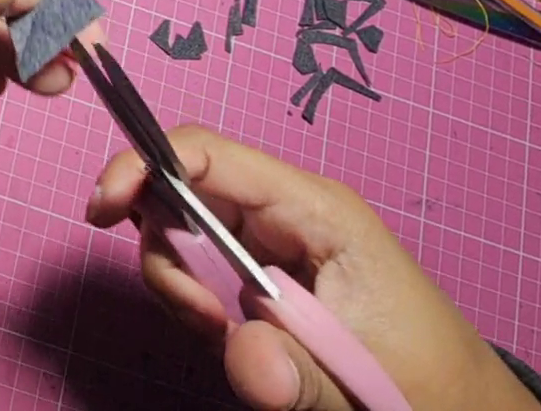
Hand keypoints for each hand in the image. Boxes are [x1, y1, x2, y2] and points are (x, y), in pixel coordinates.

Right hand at [87, 126, 540, 410]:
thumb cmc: (437, 387)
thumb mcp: (374, 383)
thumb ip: (304, 375)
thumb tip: (239, 354)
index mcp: (311, 207)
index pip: (207, 153)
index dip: (144, 163)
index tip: (104, 206)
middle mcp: (277, 208)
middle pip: (178, 188)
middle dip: (161, 242)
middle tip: (192, 311)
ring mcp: (260, 234)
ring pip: (174, 224)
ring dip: (172, 275)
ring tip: (214, 330)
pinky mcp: (248, 264)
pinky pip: (189, 257)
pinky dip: (183, 290)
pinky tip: (217, 327)